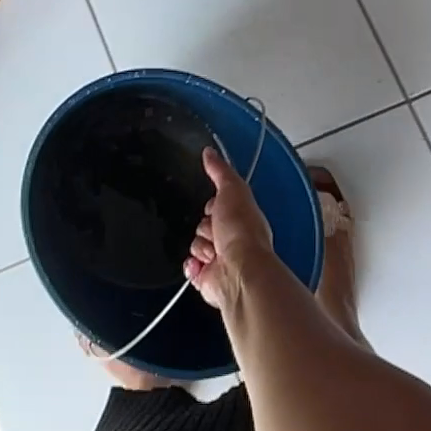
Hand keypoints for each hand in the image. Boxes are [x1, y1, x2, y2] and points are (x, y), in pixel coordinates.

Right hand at [183, 146, 273, 310]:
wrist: (239, 270)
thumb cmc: (241, 229)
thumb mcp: (232, 189)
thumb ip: (220, 171)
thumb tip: (209, 151)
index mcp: (241, 219)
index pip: (218, 206)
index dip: (212, 205)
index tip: (214, 207)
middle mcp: (232, 240)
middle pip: (203, 225)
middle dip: (204, 227)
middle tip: (215, 233)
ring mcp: (220, 261)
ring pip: (195, 245)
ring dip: (199, 247)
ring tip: (212, 252)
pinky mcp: (209, 279)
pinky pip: (190, 268)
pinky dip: (192, 267)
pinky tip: (200, 265)